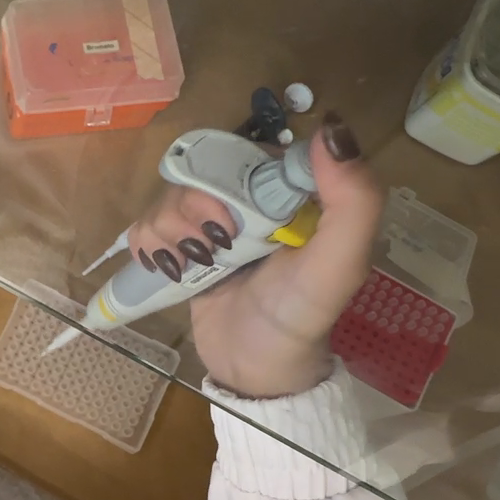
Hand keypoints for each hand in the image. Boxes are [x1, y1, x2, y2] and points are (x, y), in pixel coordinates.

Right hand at [160, 112, 381, 397]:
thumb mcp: (341, 262)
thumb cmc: (300, 318)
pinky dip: (147, 246)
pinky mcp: (178, 254)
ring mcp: (209, 231)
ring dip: (169, 232)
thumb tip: (330, 129)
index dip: (225, 175)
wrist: (255, 371)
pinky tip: (168, 269)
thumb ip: (353, 199)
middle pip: (198, 175)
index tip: (230, 216)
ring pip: (167, 200)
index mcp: (288, 197)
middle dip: (192, 210)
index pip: (246, 154)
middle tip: (213, 247)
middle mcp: (247, 207)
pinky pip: (145, 228)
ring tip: (191, 265)